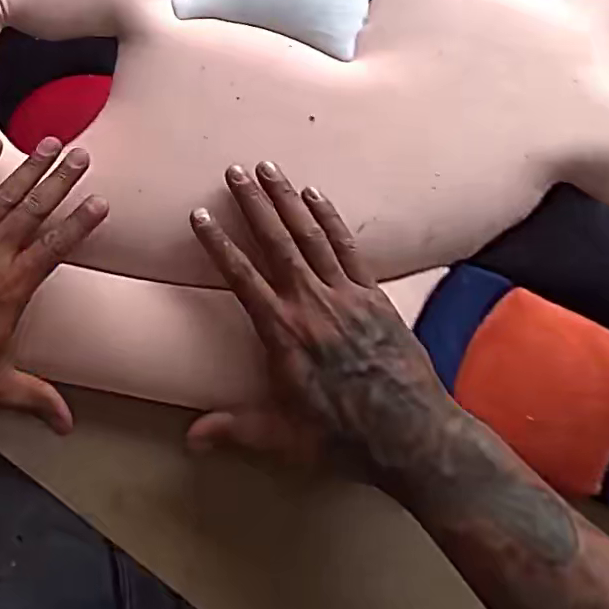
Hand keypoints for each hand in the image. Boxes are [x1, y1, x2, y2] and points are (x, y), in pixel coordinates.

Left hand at [0, 137, 107, 433]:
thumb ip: (34, 397)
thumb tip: (67, 425)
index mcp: (9, 289)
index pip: (54, 249)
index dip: (79, 224)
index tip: (101, 201)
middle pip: (33, 211)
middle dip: (61, 181)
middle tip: (83, 155)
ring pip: (4, 197)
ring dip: (29, 168)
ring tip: (51, 144)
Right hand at [187, 162, 470, 490]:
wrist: (419, 440)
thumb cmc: (345, 437)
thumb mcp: (283, 438)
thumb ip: (235, 429)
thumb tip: (189, 441)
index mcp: (282, 331)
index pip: (240, 275)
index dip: (217, 243)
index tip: (199, 214)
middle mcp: (310, 303)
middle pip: (275, 241)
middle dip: (252, 203)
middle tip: (234, 170)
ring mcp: (344, 295)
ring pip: (308, 235)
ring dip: (286, 199)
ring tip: (268, 167)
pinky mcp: (373, 295)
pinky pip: (346, 248)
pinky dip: (329, 218)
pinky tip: (315, 193)